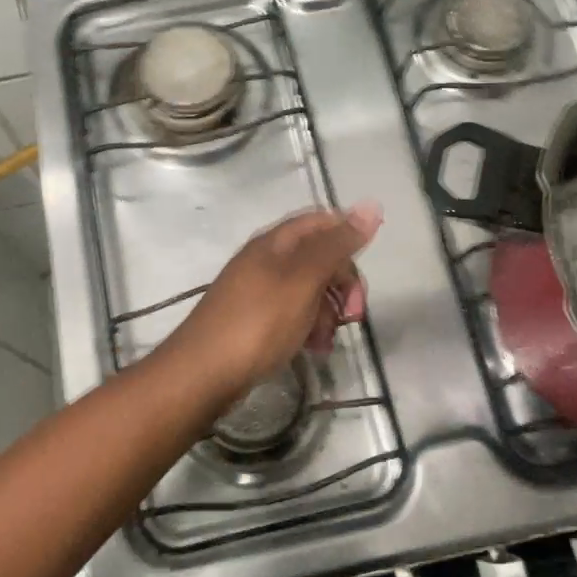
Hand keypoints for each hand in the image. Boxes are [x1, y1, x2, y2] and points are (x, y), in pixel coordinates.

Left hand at [159, 203, 381, 398]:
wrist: (203, 372)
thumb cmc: (258, 322)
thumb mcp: (304, 280)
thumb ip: (337, 245)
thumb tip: (372, 205)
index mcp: (276, 242)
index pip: (322, 221)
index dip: (348, 238)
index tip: (363, 272)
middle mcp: (266, 260)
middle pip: (319, 257)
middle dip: (342, 283)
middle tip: (353, 315)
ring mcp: (258, 291)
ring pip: (309, 289)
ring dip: (328, 310)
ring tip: (329, 340)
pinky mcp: (254, 320)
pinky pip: (293, 313)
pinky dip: (309, 327)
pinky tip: (313, 349)